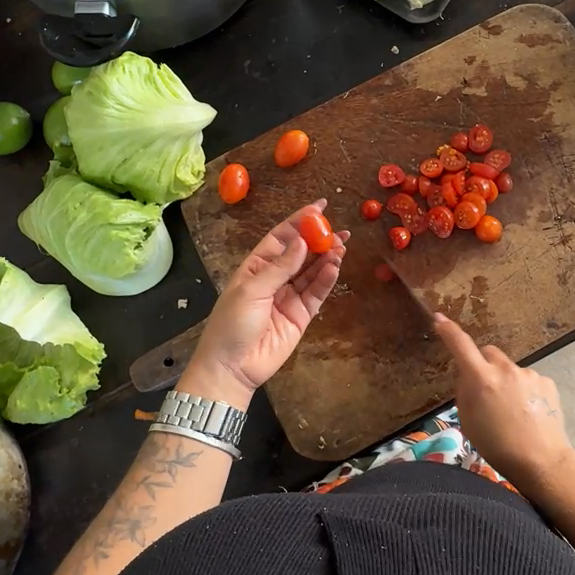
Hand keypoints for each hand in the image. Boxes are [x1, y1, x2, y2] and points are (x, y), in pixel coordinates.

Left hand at [183, 201, 346, 407]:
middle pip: (301, 253)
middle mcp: (275, 278)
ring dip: (327, 258)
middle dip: (320, 240)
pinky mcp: (303, 315)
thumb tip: (302, 240)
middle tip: (340, 231)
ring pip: (313, 272)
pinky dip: (327, 279)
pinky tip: (336, 267)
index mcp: (256, 267)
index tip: (319, 207)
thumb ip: (280, 266)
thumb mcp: (252, 290)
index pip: (281, 238)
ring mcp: (290, 296)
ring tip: (342, 247)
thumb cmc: (232, 324)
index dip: (299, 221)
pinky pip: (317, 293)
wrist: (232, 367)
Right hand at [432, 313, 574, 486]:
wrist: (541, 460)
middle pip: (488, 354)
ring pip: (510, 370)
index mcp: (482, 380)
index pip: (461, 346)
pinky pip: (528, 380)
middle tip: (484, 390)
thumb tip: (468, 376)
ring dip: (506, 381)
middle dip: (483, 365)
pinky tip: (528, 413)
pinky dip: (524, 391)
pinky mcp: (547, 381)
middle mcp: (506, 370)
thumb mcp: (468, 422)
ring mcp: (529, 374)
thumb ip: (465, 392)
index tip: (440, 319)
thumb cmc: (497, 447)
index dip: (449, 331)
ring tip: (512, 411)